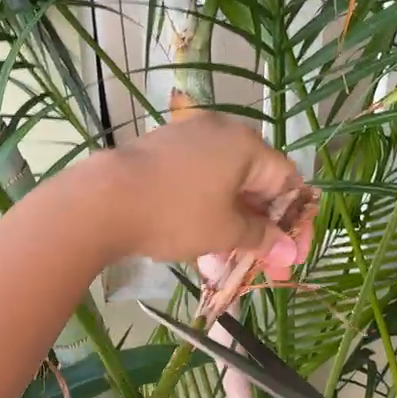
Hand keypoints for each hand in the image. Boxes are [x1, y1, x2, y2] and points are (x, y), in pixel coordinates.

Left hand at [93, 114, 304, 265]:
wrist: (103, 200)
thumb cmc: (175, 214)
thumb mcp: (224, 232)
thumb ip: (261, 238)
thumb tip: (289, 249)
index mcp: (246, 144)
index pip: (287, 180)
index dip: (293, 222)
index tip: (290, 257)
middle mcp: (220, 131)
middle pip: (255, 182)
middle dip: (260, 228)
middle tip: (260, 265)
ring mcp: (187, 138)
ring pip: (224, 186)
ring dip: (232, 226)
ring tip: (225, 266)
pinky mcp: (161, 151)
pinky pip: (197, 182)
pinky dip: (205, 212)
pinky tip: (198, 247)